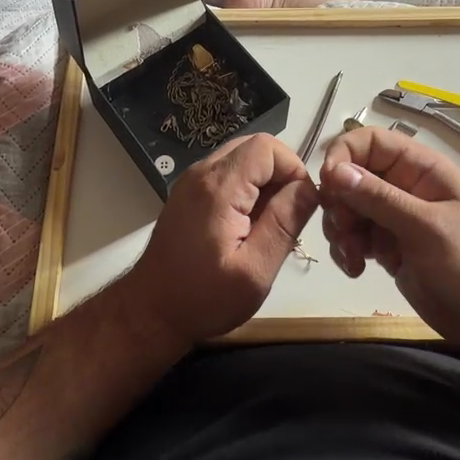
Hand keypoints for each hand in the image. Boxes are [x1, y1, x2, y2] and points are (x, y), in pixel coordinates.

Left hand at [114, 133, 319, 347]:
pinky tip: (246, 226)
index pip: (267, 147)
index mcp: (218, 188)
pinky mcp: (188, 192)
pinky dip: (245, 188)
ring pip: (241, 157)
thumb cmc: (203, 299)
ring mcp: (191, 180)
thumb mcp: (254, 271)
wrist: (150, 312)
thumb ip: (284, 224)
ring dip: (263, 182)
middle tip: (286, 216)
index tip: (301, 206)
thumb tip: (310, 188)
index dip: (292, 169)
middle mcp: (202, 173)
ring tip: (267, 224)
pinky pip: (227, 172)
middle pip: (254, 146)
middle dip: (280, 174)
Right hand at [319, 127, 459, 353]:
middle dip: (339, 201)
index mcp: (421, 168)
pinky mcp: (388, 247)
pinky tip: (355, 269)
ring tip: (352, 257)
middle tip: (342, 229)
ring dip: (340, 230)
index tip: (327, 182)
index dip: (344, 154)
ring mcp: (395, 217)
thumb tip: (333, 171)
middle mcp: (405, 187)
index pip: (371, 141)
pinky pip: (354, 236)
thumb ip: (379, 198)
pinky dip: (347, 250)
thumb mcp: (426, 228)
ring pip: (348, 208)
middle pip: (352, 175)